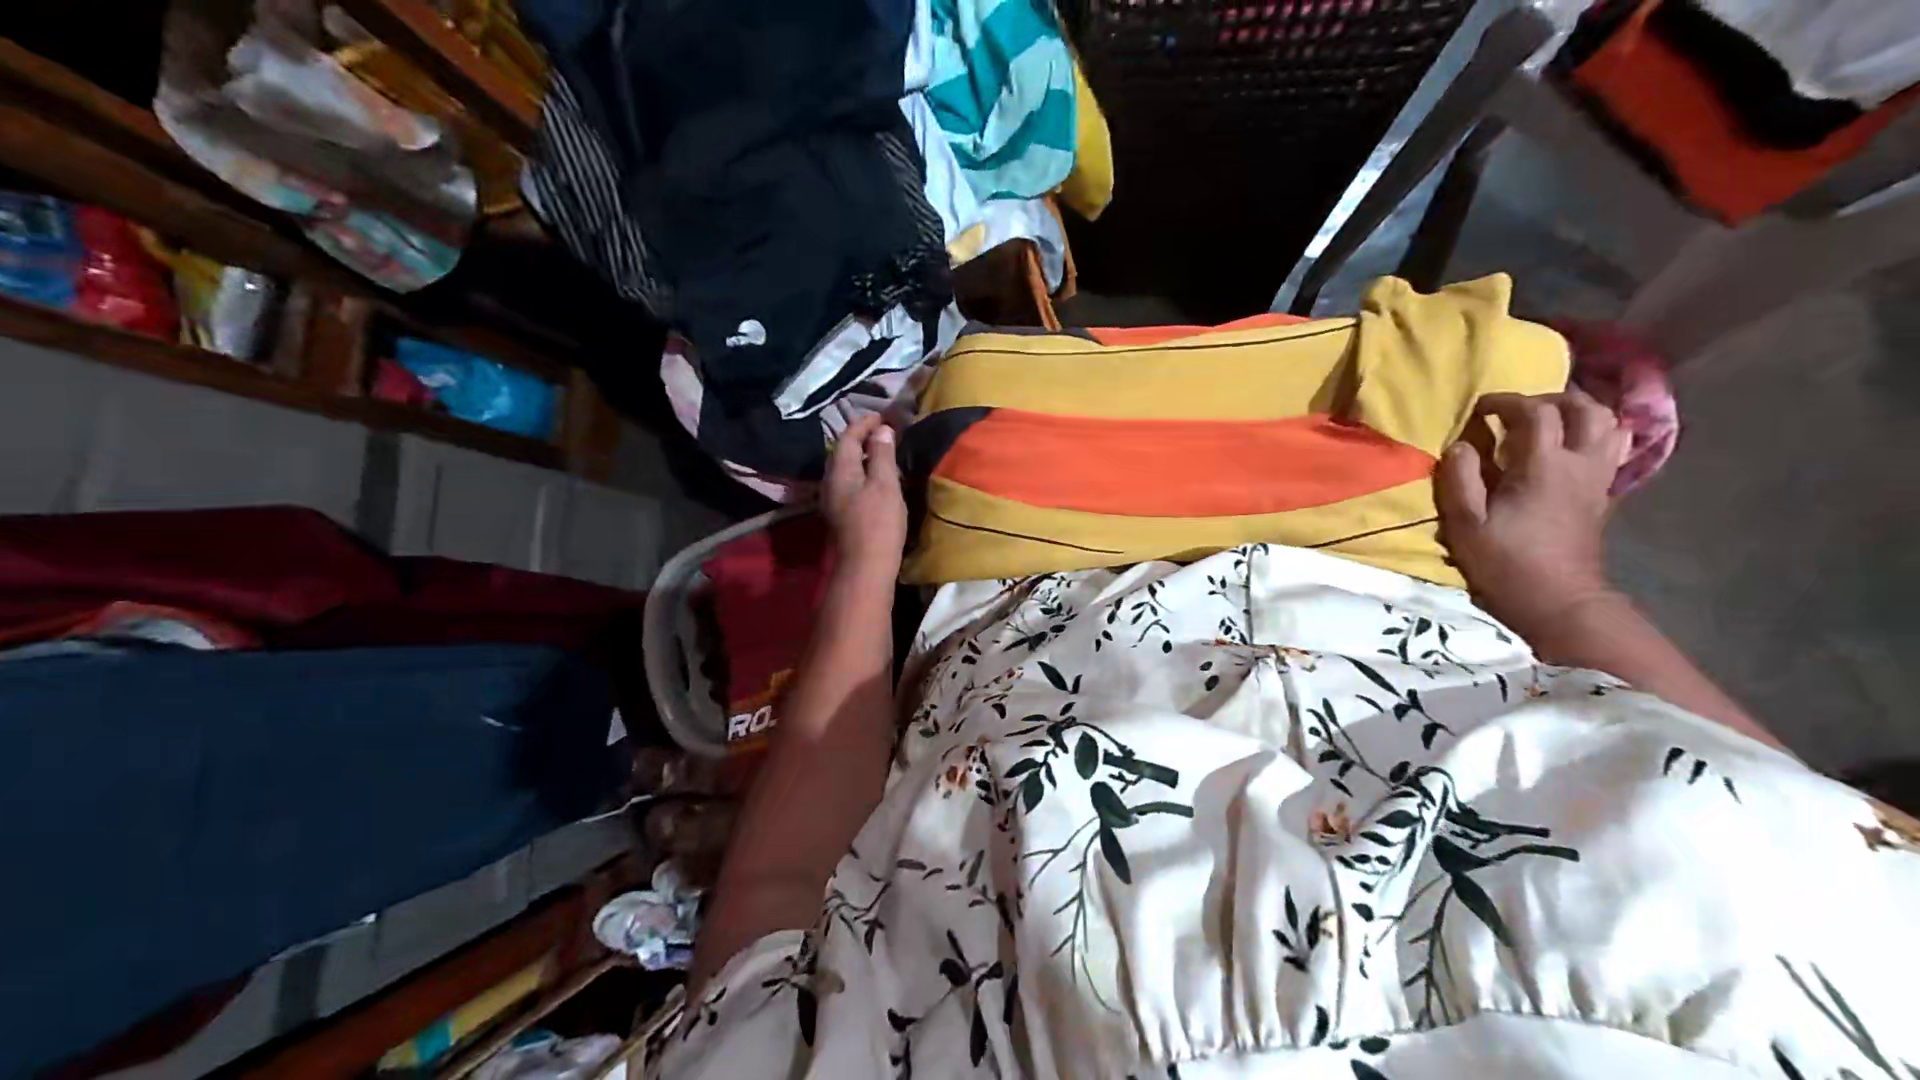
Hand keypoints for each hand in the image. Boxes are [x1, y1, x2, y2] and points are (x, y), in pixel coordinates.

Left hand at [822, 415, 906, 579]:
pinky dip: (864, 473)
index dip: (865, 423)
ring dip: (864, 456)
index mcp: (840, 470)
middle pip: (844, 452)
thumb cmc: (877, 522)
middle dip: (862, 438)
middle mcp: (830, 481)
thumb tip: (881, 429)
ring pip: (847, 468)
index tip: (884, 416)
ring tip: (884, 452)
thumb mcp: (884, 483)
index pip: (848, 437)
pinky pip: (850, 483)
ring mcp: (833, 499)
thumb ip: (882, 454)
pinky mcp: (841, 514)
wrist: (865, 567)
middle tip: (885, 431)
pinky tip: (878, 479)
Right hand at [1437, 391, 1628, 641]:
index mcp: (1543, 465)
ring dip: (1579, 411)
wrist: (1557, 599)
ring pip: (1607, 423)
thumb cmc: (1504, 561)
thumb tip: (1460, 446)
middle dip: (1547, 398)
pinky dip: (1596, 433)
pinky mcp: (1603, 493)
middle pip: (1582, 408)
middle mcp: (1579, 463)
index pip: (1535, 413)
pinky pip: (1613, 447)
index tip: (1479, 408)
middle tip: (1515, 409)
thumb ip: (1460, 478)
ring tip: (1548, 419)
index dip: (1506, 402)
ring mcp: (1598, 478)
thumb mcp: (1466, 522)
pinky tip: (1573, 444)